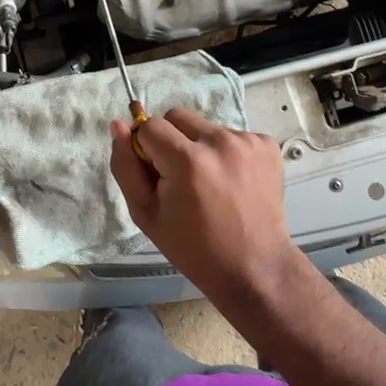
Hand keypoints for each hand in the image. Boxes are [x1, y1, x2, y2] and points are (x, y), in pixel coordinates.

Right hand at [109, 109, 298, 301]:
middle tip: (182, 179)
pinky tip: (232, 182)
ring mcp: (248, 141)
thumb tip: (119, 124)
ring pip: (205, 127)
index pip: (150, 126)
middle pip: (177, 117)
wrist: (255, 268)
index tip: (159, 178)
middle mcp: (220, 141)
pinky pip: (232, 135)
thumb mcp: (145, 214)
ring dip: (199, 146)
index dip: (148, 150)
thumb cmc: (194, 248)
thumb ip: (126, 166)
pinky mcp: (267, 145)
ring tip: (210, 184)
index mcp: (188, 160)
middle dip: (172, 141)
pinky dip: (226, 153)